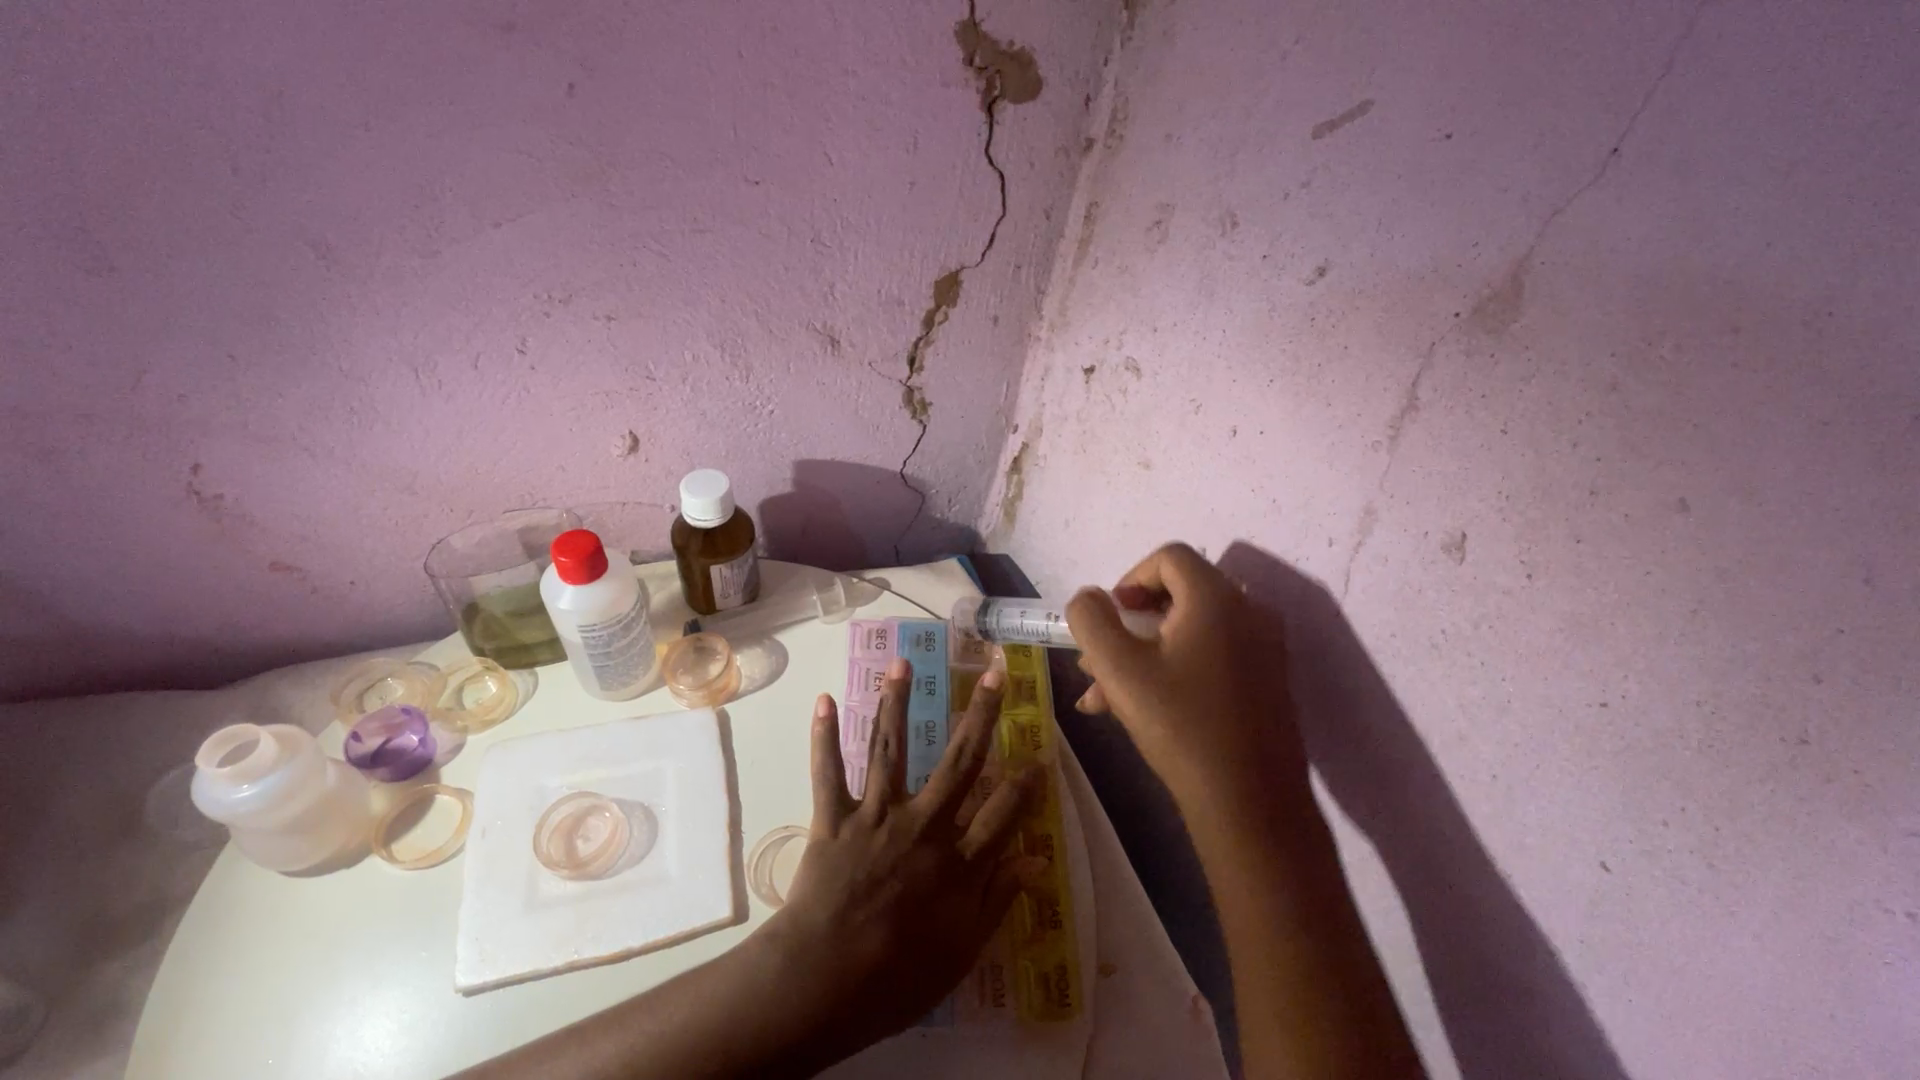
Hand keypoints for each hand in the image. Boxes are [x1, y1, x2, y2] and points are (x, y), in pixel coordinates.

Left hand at [757, 657, 1044, 1055]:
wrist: (823, 982)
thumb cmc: (898, 977)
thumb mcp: (963, 950)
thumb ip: (998, 899)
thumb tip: (1036, 859)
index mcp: (957, 859)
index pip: (1004, 810)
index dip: (1027, 782)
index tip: (1042, 755)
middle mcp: (923, 824)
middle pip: (959, 760)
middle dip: (980, 714)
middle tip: (994, 673)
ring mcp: (876, 817)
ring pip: (891, 749)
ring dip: (896, 701)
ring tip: (901, 661)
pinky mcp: (834, 820)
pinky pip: (829, 772)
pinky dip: (825, 736)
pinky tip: (826, 699)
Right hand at [1066, 543, 1309, 816]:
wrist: (1249, 802)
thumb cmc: (1180, 725)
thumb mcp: (1119, 669)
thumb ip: (1091, 621)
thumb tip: (1088, 597)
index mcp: (1216, 599)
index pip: (1170, 557)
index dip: (1129, 578)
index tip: (1108, 617)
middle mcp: (1248, 613)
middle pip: (1179, 596)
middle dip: (1129, 626)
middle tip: (1096, 661)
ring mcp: (1262, 649)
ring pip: (1190, 633)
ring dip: (1143, 654)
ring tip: (1102, 696)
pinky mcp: (1265, 682)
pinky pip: (1211, 658)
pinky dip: (1173, 671)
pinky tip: (1137, 711)